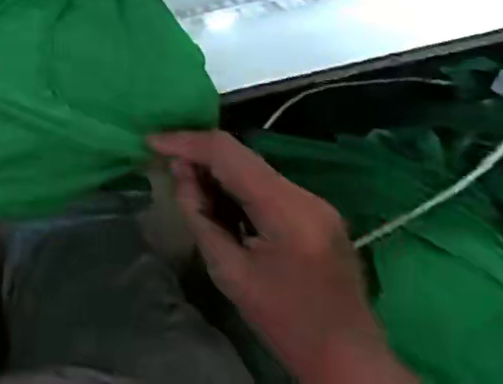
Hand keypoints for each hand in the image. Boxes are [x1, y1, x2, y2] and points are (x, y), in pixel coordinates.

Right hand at [150, 131, 413, 383]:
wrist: (350, 363)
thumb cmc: (287, 326)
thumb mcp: (230, 275)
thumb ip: (200, 217)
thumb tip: (179, 173)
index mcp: (287, 211)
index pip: (228, 154)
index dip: (185, 142)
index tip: (151, 142)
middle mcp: (304, 195)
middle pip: (241, 154)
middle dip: (198, 152)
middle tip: (163, 160)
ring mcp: (315, 200)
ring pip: (252, 164)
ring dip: (216, 167)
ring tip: (185, 179)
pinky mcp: (316, 209)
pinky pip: (266, 181)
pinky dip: (236, 182)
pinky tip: (218, 196)